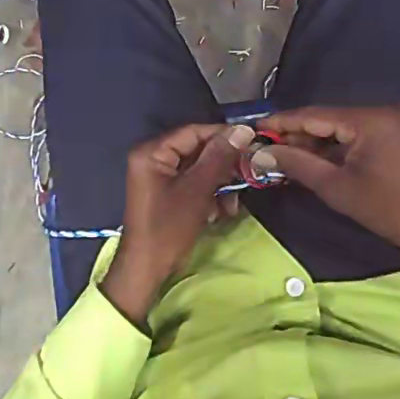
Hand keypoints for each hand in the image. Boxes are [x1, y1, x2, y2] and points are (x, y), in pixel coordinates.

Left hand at [102, 122, 251, 324]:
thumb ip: (219, 158)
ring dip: (219, 184)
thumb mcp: (197, 190)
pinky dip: (209, 195)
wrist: (147, 268)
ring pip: (198, 169)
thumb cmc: (168, 228)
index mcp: (151, 152)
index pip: (193, 132)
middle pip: (196, 150)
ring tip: (232, 203)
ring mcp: (159, 177)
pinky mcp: (167, 193)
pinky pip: (193, 184)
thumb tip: (242, 130)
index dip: (223, 136)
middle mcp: (152, 159)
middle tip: (248, 173)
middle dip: (223, 165)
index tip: (252, 141)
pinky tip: (221, 212)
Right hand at [255, 104, 399, 287]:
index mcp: (372, 118)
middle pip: (333, 118)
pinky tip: (327, 161)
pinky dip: (346, 146)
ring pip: (351, 126)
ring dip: (322, 141)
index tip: (254, 129)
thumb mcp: (339, 189)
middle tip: (269, 150)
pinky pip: (369, 133)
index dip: (281, 123)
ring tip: (293, 158)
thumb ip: (298, 164)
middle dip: (301, 135)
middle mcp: (390, 109)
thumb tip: (261, 152)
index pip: (314, 114)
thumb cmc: (396, 212)